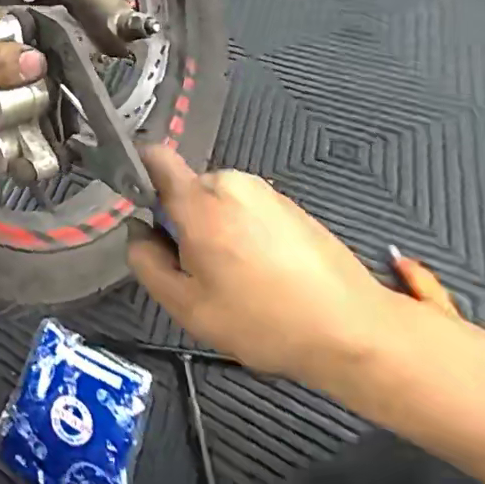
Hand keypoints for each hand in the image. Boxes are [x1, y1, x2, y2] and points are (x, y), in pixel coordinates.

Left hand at [0, 23, 45, 182]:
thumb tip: (36, 61)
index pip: (8, 23)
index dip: (29, 31)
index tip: (53, 43)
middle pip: (27, 53)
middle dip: (42, 65)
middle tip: (58, 74)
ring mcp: (1, 88)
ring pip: (34, 80)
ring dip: (45, 89)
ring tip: (58, 95)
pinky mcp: (11, 112)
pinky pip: (35, 104)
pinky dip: (43, 108)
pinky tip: (52, 110)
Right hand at [127, 146, 396, 385]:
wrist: (348, 325)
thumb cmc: (262, 319)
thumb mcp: (189, 307)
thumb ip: (148, 263)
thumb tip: (136, 230)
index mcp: (199, 200)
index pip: (156, 158)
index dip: (139, 174)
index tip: (142, 210)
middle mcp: (229, 181)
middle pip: (187, 191)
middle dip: (185, 223)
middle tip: (201, 272)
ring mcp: (263, 189)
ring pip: (218, 202)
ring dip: (216, 229)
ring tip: (239, 279)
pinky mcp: (287, 202)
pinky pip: (247, 209)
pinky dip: (244, 232)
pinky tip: (266, 274)